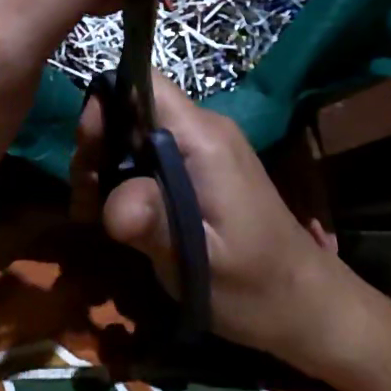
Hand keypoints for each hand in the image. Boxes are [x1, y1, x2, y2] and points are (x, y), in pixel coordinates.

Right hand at [70, 75, 352, 367]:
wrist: (305, 306)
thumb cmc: (256, 285)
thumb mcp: (199, 261)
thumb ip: (156, 225)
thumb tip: (111, 203)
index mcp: (203, 139)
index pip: (146, 83)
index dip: (107, 102)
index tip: (87, 149)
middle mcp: (201, 131)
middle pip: (132, 110)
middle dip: (98, 144)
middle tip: (85, 197)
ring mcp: (201, 151)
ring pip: (136, 135)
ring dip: (107, 167)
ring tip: (92, 214)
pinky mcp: (199, 171)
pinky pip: (151, 157)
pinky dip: (126, 180)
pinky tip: (116, 218)